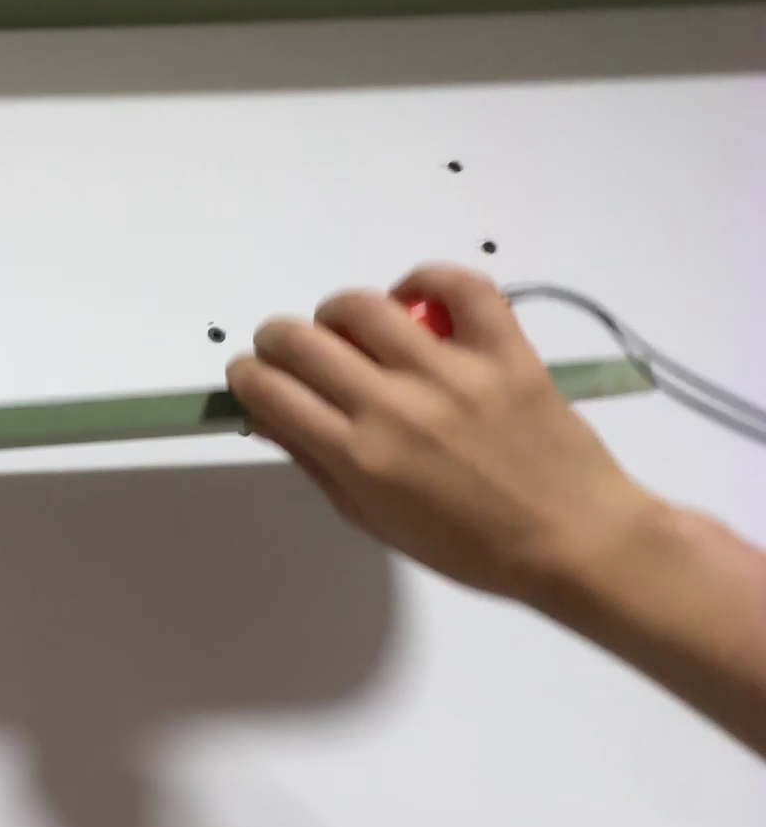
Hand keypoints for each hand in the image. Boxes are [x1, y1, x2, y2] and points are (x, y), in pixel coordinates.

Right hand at [227, 264, 664, 599]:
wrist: (582, 545)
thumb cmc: (461, 543)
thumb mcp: (363, 514)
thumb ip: (309, 458)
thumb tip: (263, 411)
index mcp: (356, 454)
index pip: (265, 388)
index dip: (244, 374)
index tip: (253, 379)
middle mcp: (394, 406)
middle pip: (298, 340)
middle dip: (274, 340)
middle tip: (289, 355)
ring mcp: (453, 374)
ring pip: (362, 306)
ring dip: (335, 313)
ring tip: (349, 332)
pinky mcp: (507, 354)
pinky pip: (462, 287)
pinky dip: (425, 281)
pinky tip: (413, 302)